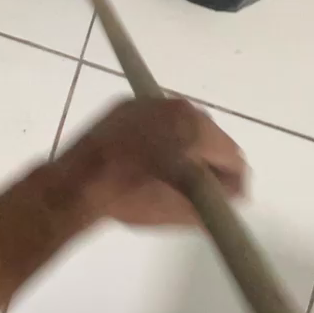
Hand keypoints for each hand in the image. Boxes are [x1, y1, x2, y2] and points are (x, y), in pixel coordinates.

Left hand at [55, 95, 247, 227]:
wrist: (79, 180)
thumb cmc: (133, 196)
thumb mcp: (185, 211)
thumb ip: (221, 200)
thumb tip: (233, 192)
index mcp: (196, 129)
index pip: (232, 156)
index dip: (232, 181)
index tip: (224, 199)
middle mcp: (177, 106)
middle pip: (210, 135)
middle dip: (209, 160)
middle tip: (198, 188)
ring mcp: (149, 101)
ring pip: (183, 123)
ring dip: (185, 145)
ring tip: (173, 173)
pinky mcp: (126, 104)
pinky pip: (157, 118)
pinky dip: (161, 134)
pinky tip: (149, 156)